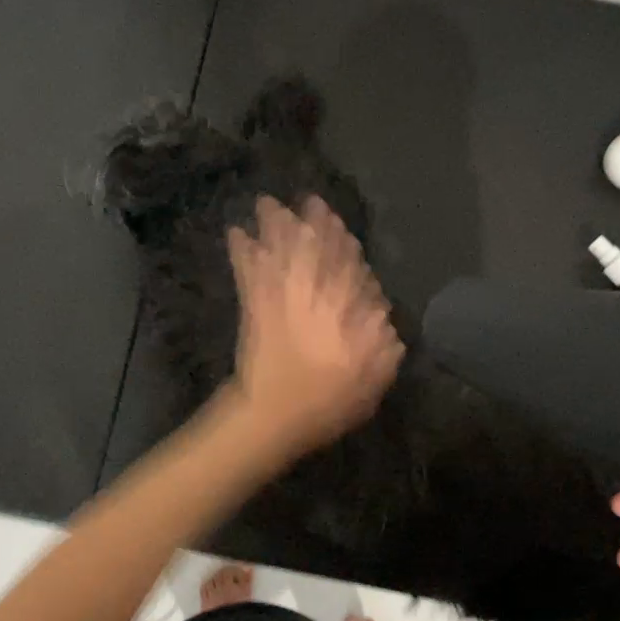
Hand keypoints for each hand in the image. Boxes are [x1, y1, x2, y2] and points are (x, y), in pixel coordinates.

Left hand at [225, 195, 404, 457]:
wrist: (272, 417)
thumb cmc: (324, 406)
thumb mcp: (370, 384)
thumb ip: (383, 350)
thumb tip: (385, 318)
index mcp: (347, 314)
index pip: (352, 272)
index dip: (347, 248)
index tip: (343, 230)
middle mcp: (317, 297)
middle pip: (318, 252)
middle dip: (315, 226)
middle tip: (312, 203)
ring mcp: (282, 298)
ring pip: (283, 253)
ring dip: (277, 227)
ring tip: (269, 203)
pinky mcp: (254, 308)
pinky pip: (248, 272)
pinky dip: (241, 252)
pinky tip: (234, 232)